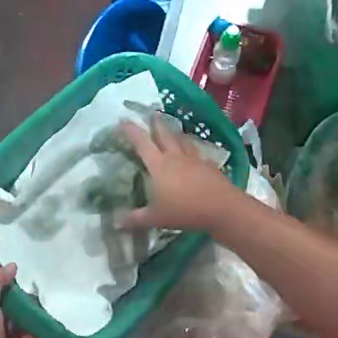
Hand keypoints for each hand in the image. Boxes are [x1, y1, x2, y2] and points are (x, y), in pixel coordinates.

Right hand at [117, 115, 247, 231]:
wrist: (222, 208)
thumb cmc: (184, 210)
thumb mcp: (155, 218)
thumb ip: (135, 219)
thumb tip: (115, 223)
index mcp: (159, 165)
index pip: (141, 142)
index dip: (130, 131)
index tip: (122, 120)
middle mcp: (175, 157)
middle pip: (164, 134)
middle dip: (156, 123)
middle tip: (151, 114)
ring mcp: (194, 159)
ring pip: (182, 140)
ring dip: (175, 133)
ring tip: (172, 129)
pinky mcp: (208, 165)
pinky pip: (197, 153)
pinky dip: (191, 149)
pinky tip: (193, 153)